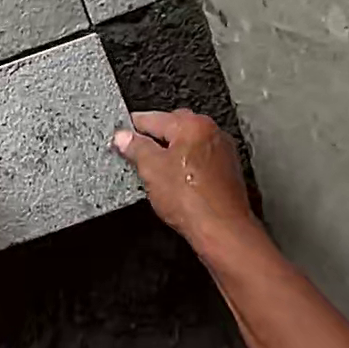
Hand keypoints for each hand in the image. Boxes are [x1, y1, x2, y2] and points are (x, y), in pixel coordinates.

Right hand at [112, 110, 257, 243]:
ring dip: (171, 154)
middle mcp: (211, 133)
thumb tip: (124, 137)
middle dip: (154, 140)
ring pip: (188, 145)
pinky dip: (186, 167)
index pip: (154, 117)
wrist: (222, 230)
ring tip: (155, 173)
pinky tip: (176, 184)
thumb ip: (135, 148)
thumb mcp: (151, 169)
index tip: (122, 134)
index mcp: (193, 125)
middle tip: (135, 154)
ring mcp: (221, 152)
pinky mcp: (226, 171)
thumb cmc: (193, 200)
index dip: (133, 127)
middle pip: (174, 129)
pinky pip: (199, 161)